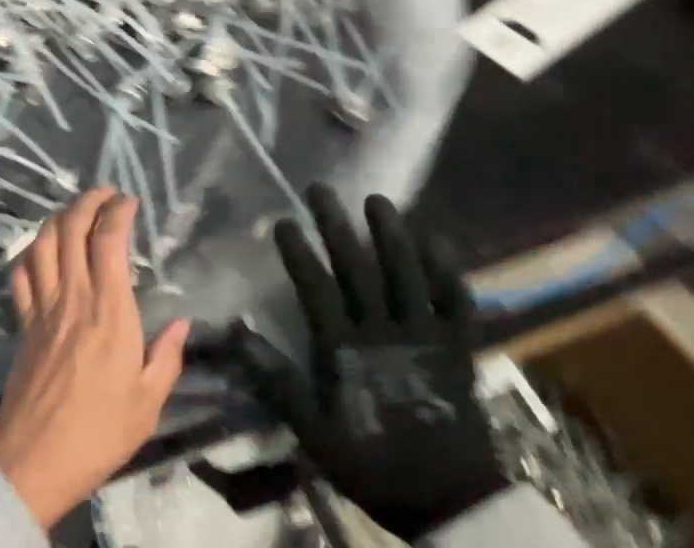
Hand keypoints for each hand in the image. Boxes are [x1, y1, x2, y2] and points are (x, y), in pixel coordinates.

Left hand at [0, 187, 190, 529]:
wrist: (36, 456)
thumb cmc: (100, 432)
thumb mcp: (149, 402)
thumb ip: (167, 357)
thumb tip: (183, 323)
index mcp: (110, 313)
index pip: (108, 242)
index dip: (117, 212)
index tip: (129, 201)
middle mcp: (73, 299)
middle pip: (70, 231)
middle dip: (86, 202)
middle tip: (104, 192)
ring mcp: (42, 308)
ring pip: (41, 245)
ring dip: (57, 218)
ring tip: (75, 210)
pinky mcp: (23, 323)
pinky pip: (21, 275)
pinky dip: (30, 252)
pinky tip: (39, 250)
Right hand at [243, 187, 505, 541]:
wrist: (450, 501)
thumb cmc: (372, 464)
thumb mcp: (313, 431)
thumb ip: (276, 381)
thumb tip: (233, 333)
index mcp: (347, 351)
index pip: (317, 289)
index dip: (298, 253)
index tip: (281, 222)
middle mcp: (386, 333)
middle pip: (359, 269)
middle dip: (337, 226)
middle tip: (320, 190)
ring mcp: (427, 338)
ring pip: (408, 275)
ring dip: (391, 235)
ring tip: (376, 200)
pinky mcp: (460, 349)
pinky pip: (456, 302)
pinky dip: (447, 271)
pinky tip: (436, 242)